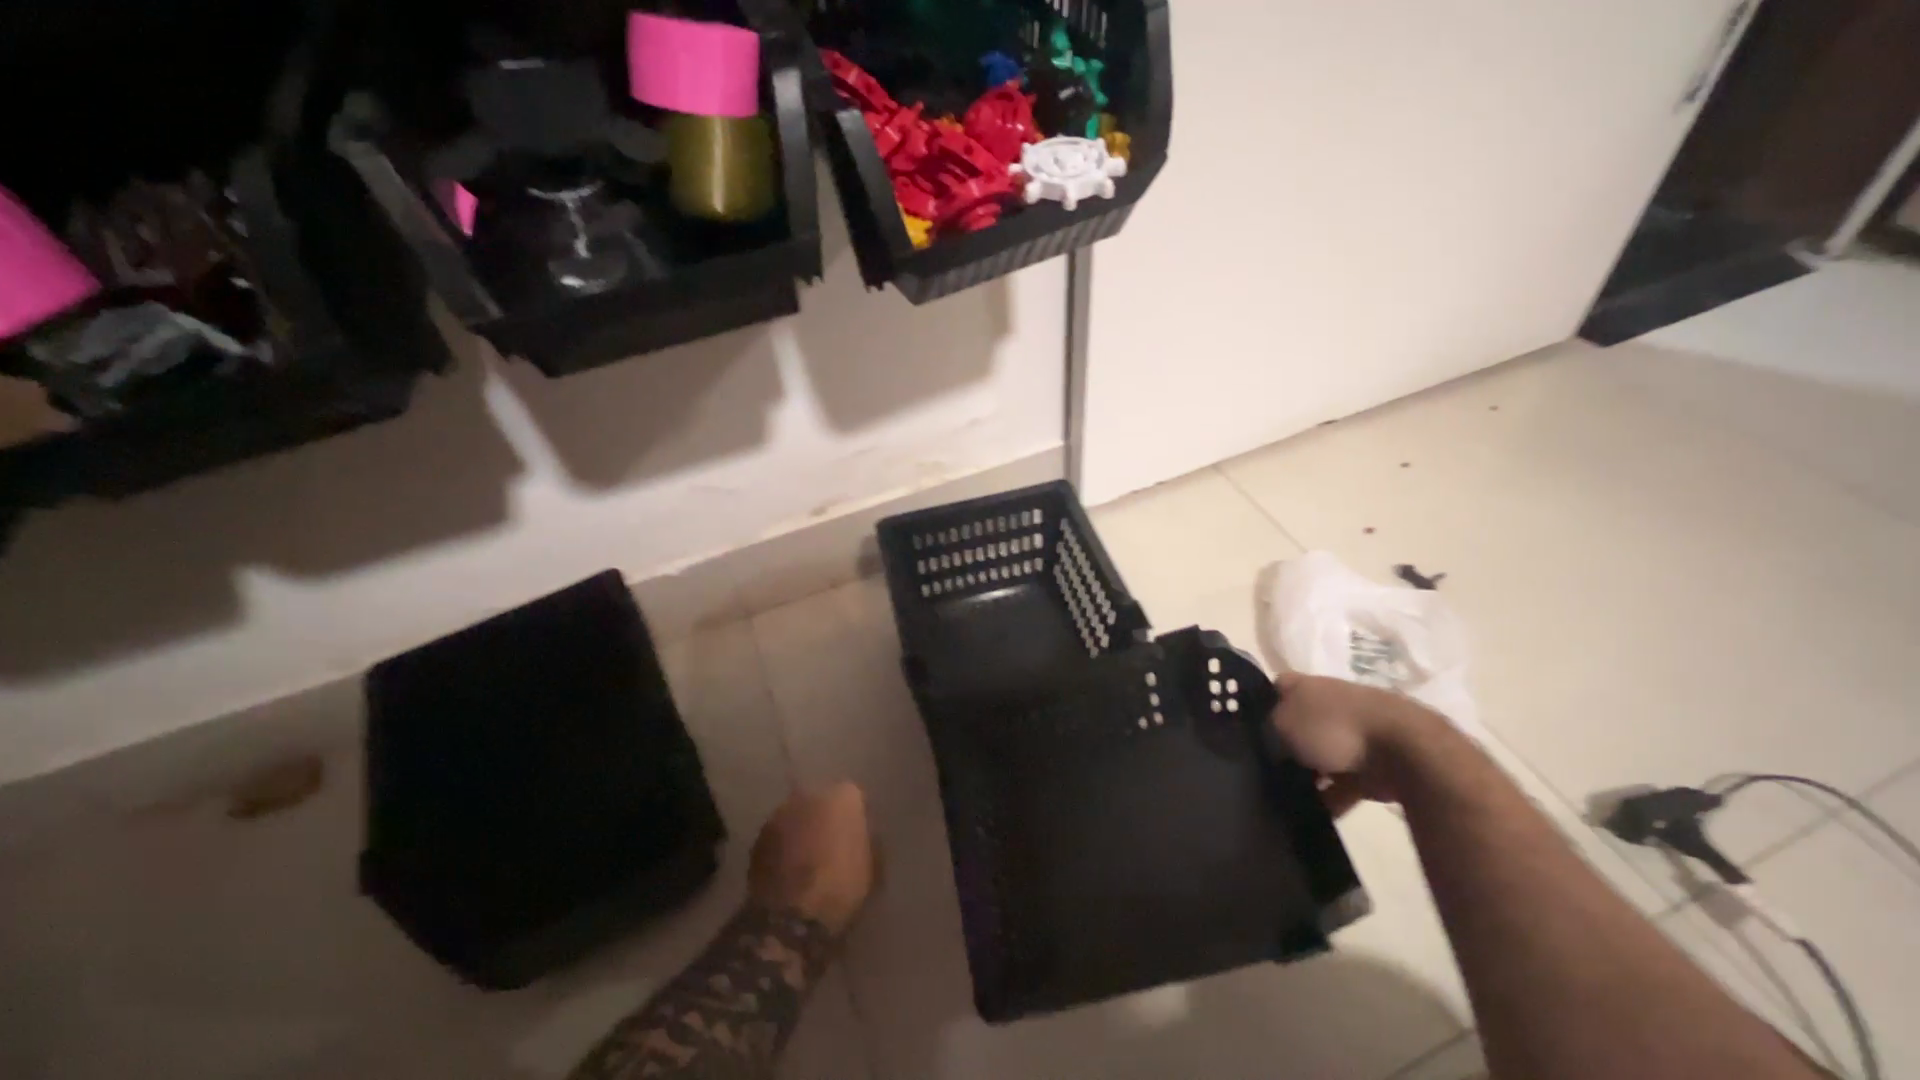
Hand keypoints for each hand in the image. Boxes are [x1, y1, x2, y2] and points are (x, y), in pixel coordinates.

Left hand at [748, 782, 874, 935]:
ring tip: (805, 862)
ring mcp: (779, 814)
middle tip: (830, 847)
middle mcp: (809, 795)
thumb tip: (859, 837)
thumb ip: (866, 841)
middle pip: (820, 803)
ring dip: (800, 833)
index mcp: (844, 797)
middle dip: (824, 820)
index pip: (853, 798)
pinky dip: (782, 848)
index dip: (854, 820)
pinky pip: (777, 837)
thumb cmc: (843, 887)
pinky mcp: (757, 837)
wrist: (794, 914)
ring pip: (795, 818)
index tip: (856, 838)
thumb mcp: (872, 865)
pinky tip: (787, 871)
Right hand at [1269, 672, 1447, 815]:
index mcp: (1308, 686)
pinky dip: (1331, 799)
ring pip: (1319, 758)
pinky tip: (1313, 816)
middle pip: (1297, 726)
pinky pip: (1342, 786)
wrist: (1402, 750)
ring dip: (1307, 777)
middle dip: (1282, 747)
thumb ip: (1269, 730)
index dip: (1258, 704)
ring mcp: (1353, 735)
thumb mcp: (1284, 723)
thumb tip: (1268, 743)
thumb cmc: (1334, 727)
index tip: (1244, 729)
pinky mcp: (1372, 766)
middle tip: (1261, 769)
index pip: (1274, 687)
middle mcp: (1330, 705)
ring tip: (1284, 799)